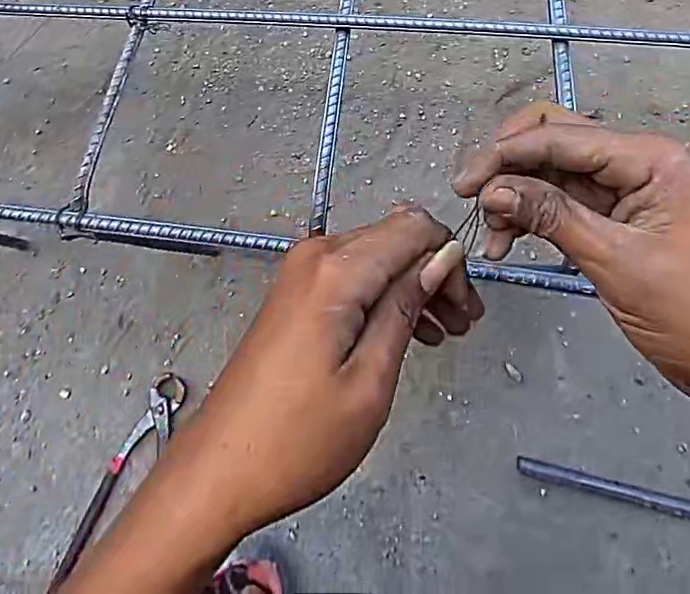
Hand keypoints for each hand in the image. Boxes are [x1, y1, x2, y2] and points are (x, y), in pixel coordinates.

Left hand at [61, 207, 479, 590]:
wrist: (223, 463)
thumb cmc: (299, 437)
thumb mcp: (370, 380)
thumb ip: (405, 308)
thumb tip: (441, 259)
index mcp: (336, 270)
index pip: (413, 227)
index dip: (449, 260)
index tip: (465, 309)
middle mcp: (315, 255)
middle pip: (394, 237)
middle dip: (435, 273)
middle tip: (463, 325)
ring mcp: (300, 272)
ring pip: (374, 255)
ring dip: (413, 285)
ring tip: (442, 333)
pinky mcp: (294, 292)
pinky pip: (351, 275)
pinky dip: (383, 295)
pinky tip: (405, 332)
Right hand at [452, 101, 689, 418]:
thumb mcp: (619, 262)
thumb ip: (551, 216)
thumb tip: (493, 190)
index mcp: (648, 160)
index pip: (558, 137)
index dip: (503, 155)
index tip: (465, 184)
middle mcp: (633, 164)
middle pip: (550, 140)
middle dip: (506, 165)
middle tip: (472, 197)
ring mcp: (621, 191)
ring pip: (547, 172)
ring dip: (513, 194)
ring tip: (491, 233)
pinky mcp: (610, 218)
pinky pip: (555, 202)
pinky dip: (526, 216)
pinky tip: (505, 241)